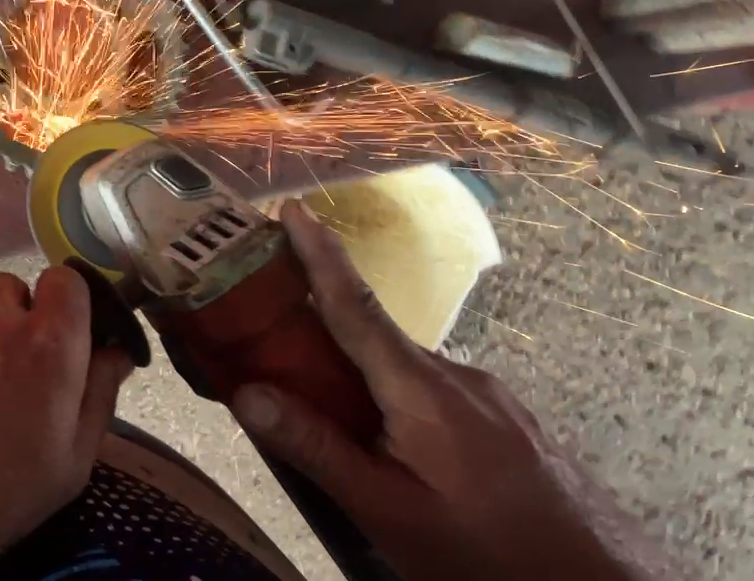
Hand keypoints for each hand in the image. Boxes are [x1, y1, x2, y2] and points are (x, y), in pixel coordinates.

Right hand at [231, 208, 673, 580]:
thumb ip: (316, 449)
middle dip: (319, 330)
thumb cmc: (488, 554)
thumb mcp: (388, 512)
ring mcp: (491, 398)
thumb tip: (244, 392)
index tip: (292, 207)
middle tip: (269, 339)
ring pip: (401, 370)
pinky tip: (392, 446)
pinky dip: (394, 398)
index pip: (356, 306)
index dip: (318, 254)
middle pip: (370, 337)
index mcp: (423, 391)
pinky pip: (431, 391)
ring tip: (331, 420)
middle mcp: (458, 378)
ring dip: (359, 377)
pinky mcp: (509, 423)